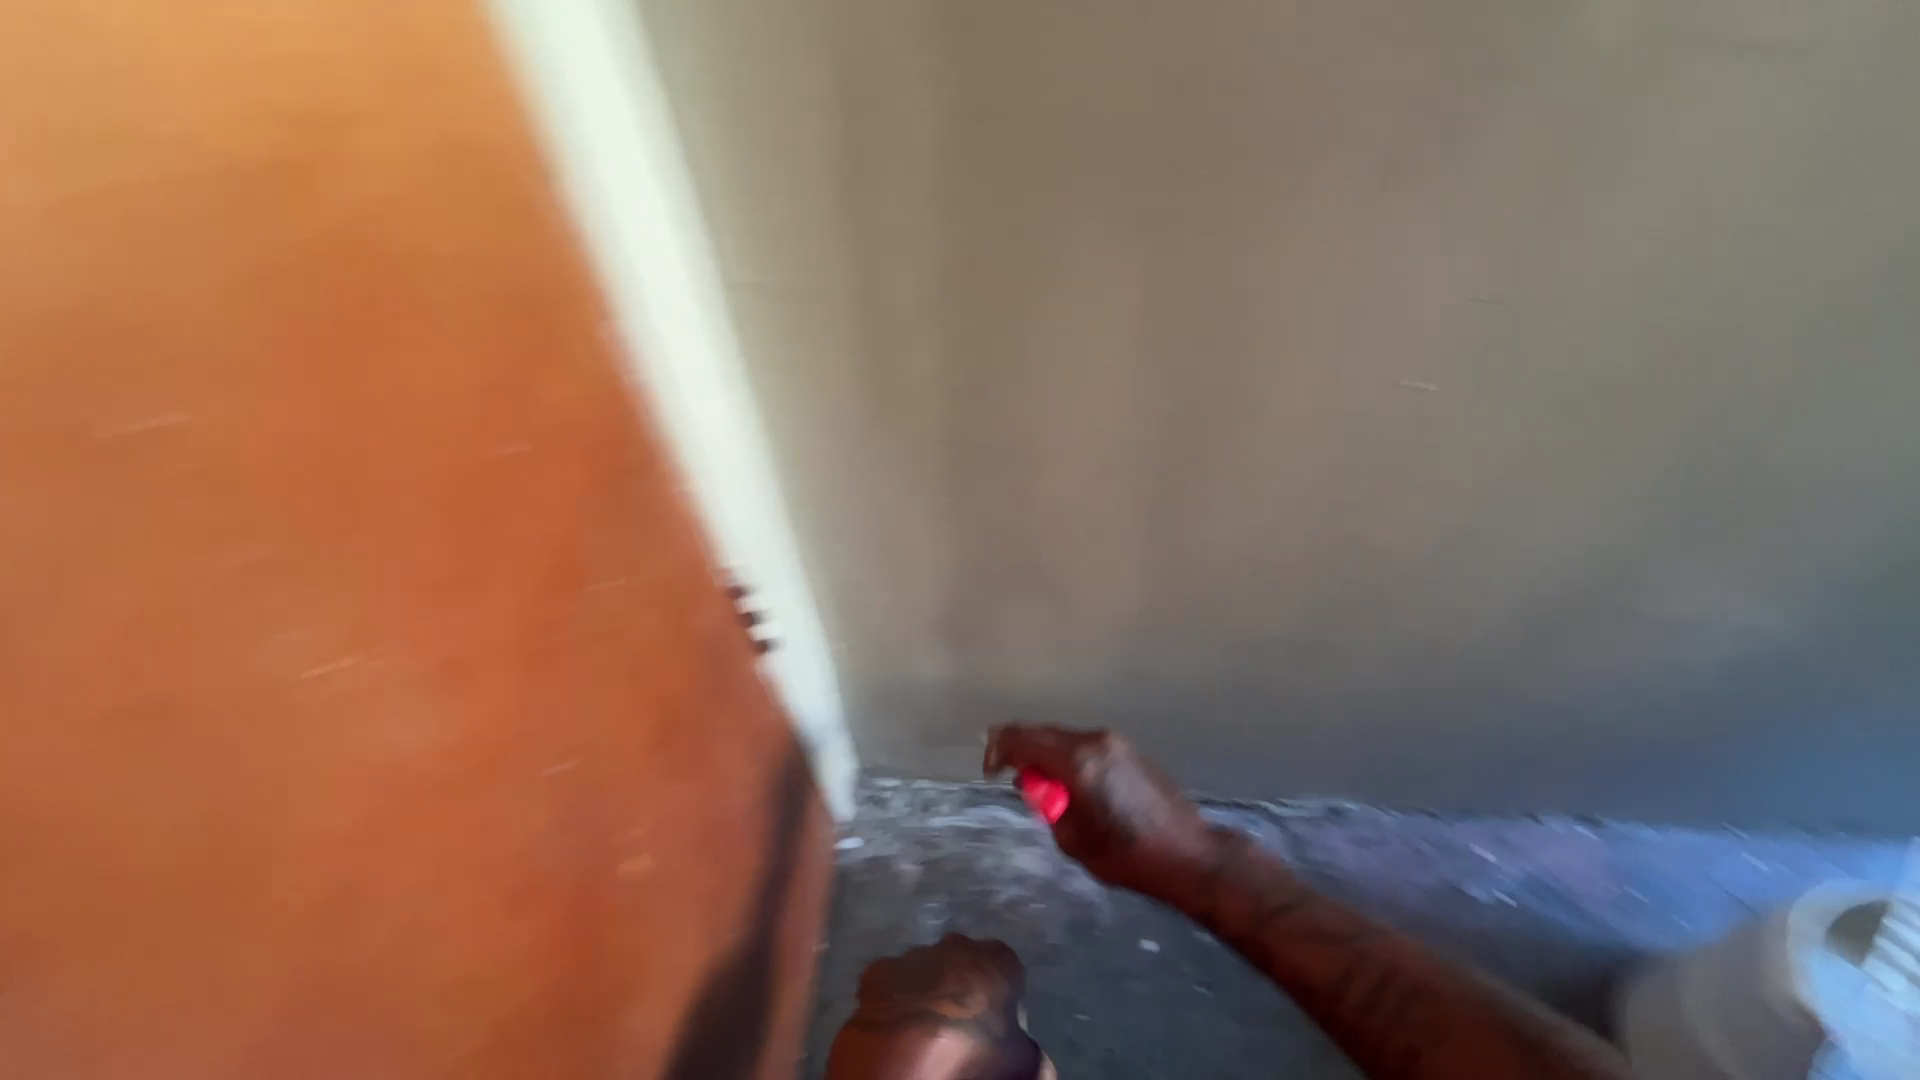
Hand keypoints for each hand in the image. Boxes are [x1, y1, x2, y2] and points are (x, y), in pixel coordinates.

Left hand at [825, 934, 1046, 1079]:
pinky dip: (894, 1001)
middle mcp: (956, 946)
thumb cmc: (975, 1059)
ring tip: (923, 1033)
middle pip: (964, 963)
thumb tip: (1036, 1058)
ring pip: (926, 970)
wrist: (902, 1066)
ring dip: (927, 990)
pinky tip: (895, 1029)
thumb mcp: (1024, 1065)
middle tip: (961, 1029)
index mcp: (998, 960)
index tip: (996, 1028)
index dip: (1002, 999)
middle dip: (962, 986)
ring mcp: (913, 956)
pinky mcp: (876, 973)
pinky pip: (892, 985)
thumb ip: (1033, 1053)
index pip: (1008, 970)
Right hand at [983, 723, 1215, 900]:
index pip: (1022, 738)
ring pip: (1063, 737)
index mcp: (1077, 761)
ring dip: (1045, 754)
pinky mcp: (1128, 750)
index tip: (991, 773)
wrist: (1187, 853)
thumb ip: (1047, 804)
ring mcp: (1114, 742)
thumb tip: (1037, 784)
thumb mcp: (1072, 838)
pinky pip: (1084, 745)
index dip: (998, 750)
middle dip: (1020, 750)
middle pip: (1042, 732)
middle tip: (1007, 774)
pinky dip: (1067, 756)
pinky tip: (1068, 782)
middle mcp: (1094, 741)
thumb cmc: (1126, 855)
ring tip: (1040, 785)